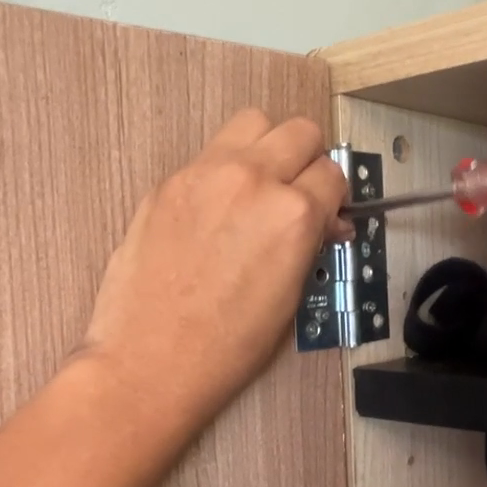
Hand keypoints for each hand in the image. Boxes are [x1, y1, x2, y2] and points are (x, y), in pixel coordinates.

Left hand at [78, 109, 346, 422]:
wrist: (150, 362)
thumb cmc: (224, 348)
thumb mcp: (291, 298)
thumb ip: (309, 243)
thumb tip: (323, 222)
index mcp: (292, 215)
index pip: (333, 174)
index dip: (335, 198)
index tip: (328, 212)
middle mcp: (251, 181)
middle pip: (299, 131)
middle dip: (308, 160)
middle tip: (299, 193)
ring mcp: (204, 175)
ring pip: (252, 124)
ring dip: (266, 148)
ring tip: (259, 187)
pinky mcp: (167, 183)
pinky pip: (209, 155)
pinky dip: (223, 171)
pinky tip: (215, 212)